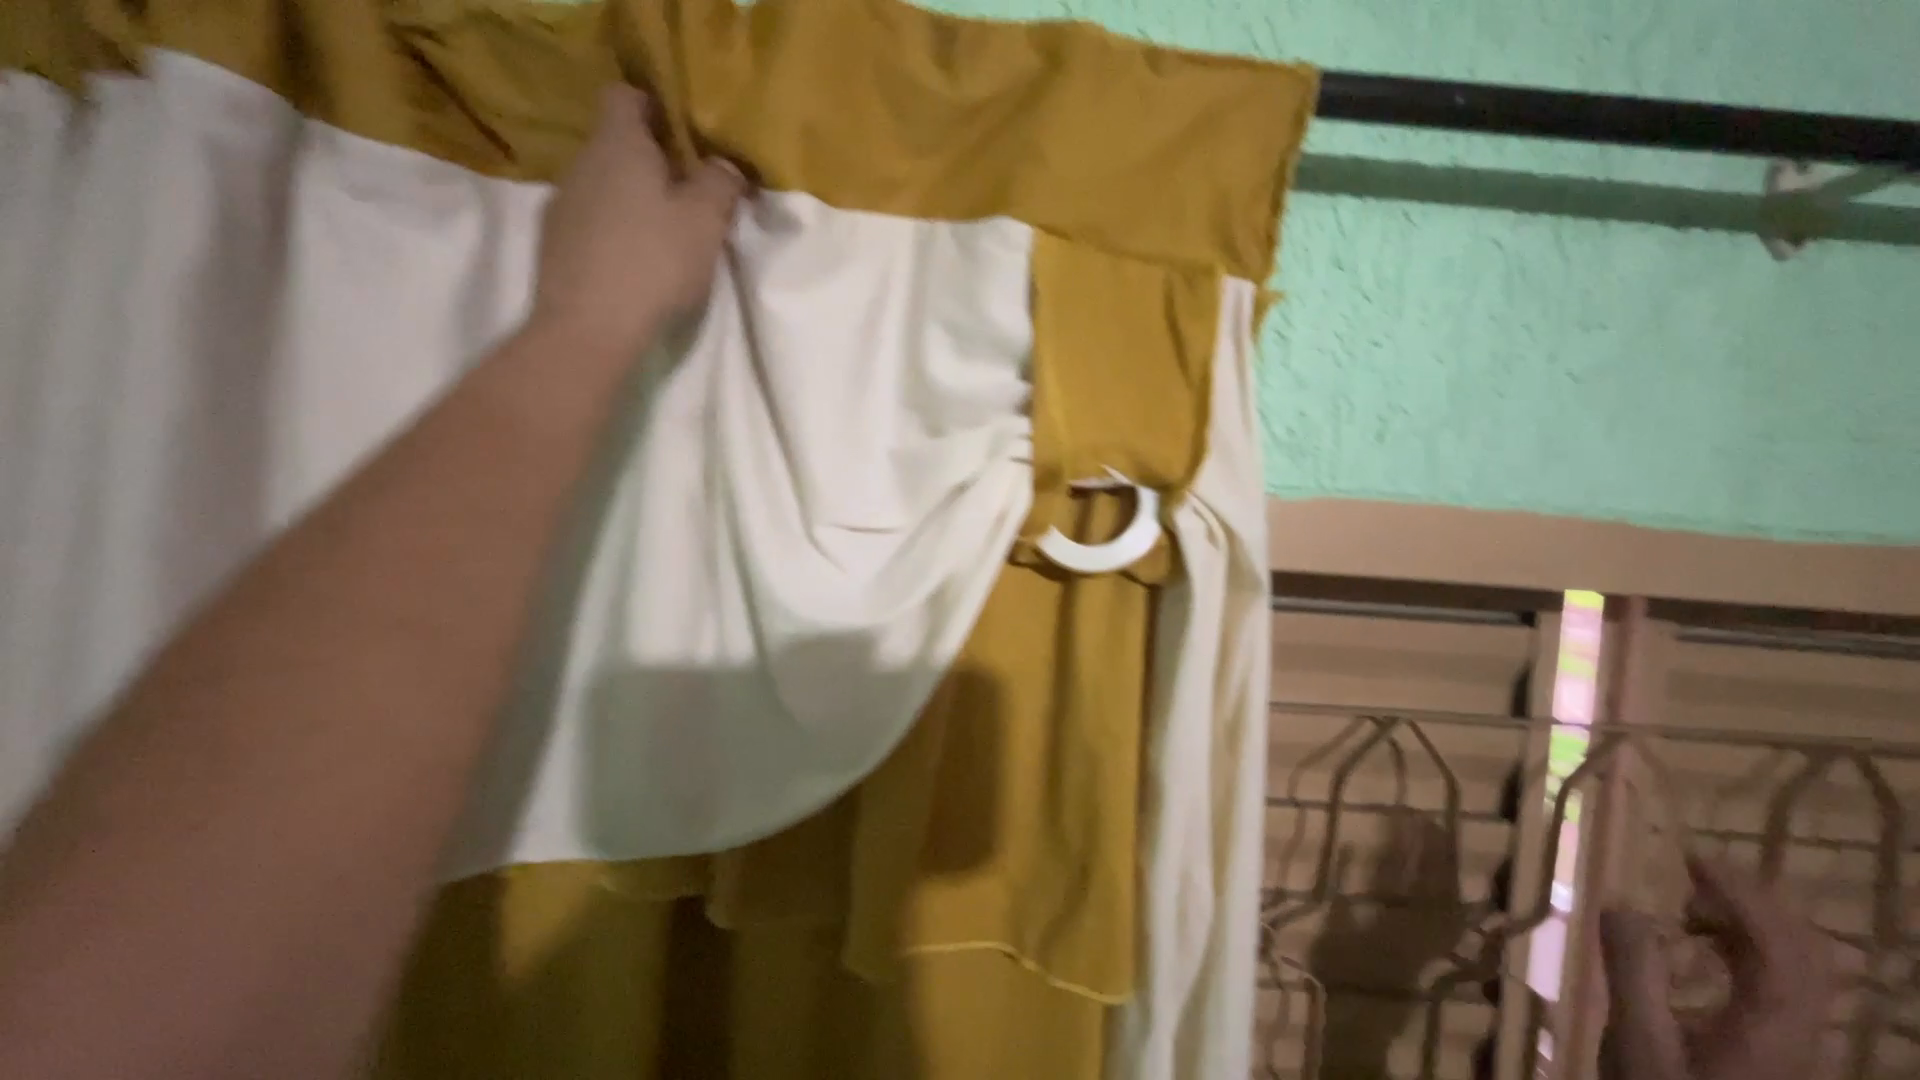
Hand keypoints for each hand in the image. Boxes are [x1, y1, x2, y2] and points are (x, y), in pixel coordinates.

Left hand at [527, 84, 747, 356]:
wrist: (589, 329)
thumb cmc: (654, 262)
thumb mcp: (705, 221)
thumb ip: (720, 182)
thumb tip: (724, 163)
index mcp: (617, 144)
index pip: (625, 95)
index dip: (655, 106)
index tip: (685, 136)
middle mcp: (581, 164)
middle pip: (616, 144)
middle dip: (652, 161)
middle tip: (690, 193)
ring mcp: (561, 206)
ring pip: (603, 186)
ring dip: (632, 200)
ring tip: (665, 233)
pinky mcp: (554, 246)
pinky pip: (591, 222)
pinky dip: (614, 231)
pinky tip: (636, 263)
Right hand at [1600, 857, 1833, 1079]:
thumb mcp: (1635, 1041)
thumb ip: (1631, 972)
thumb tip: (1622, 902)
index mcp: (1771, 1029)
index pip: (1782, 948)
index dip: (1743, 896)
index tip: (1690, 860)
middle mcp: (1799, 1033)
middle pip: (1808, 954)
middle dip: (1754, 902)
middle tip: (1693, 872)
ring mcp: (1795, 1044)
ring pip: (1802, 968)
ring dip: (1751, 923)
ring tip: (1689, 905)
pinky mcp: (1779, 1049)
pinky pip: (1783, 984)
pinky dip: (1747, 949)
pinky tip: (1701, 947)